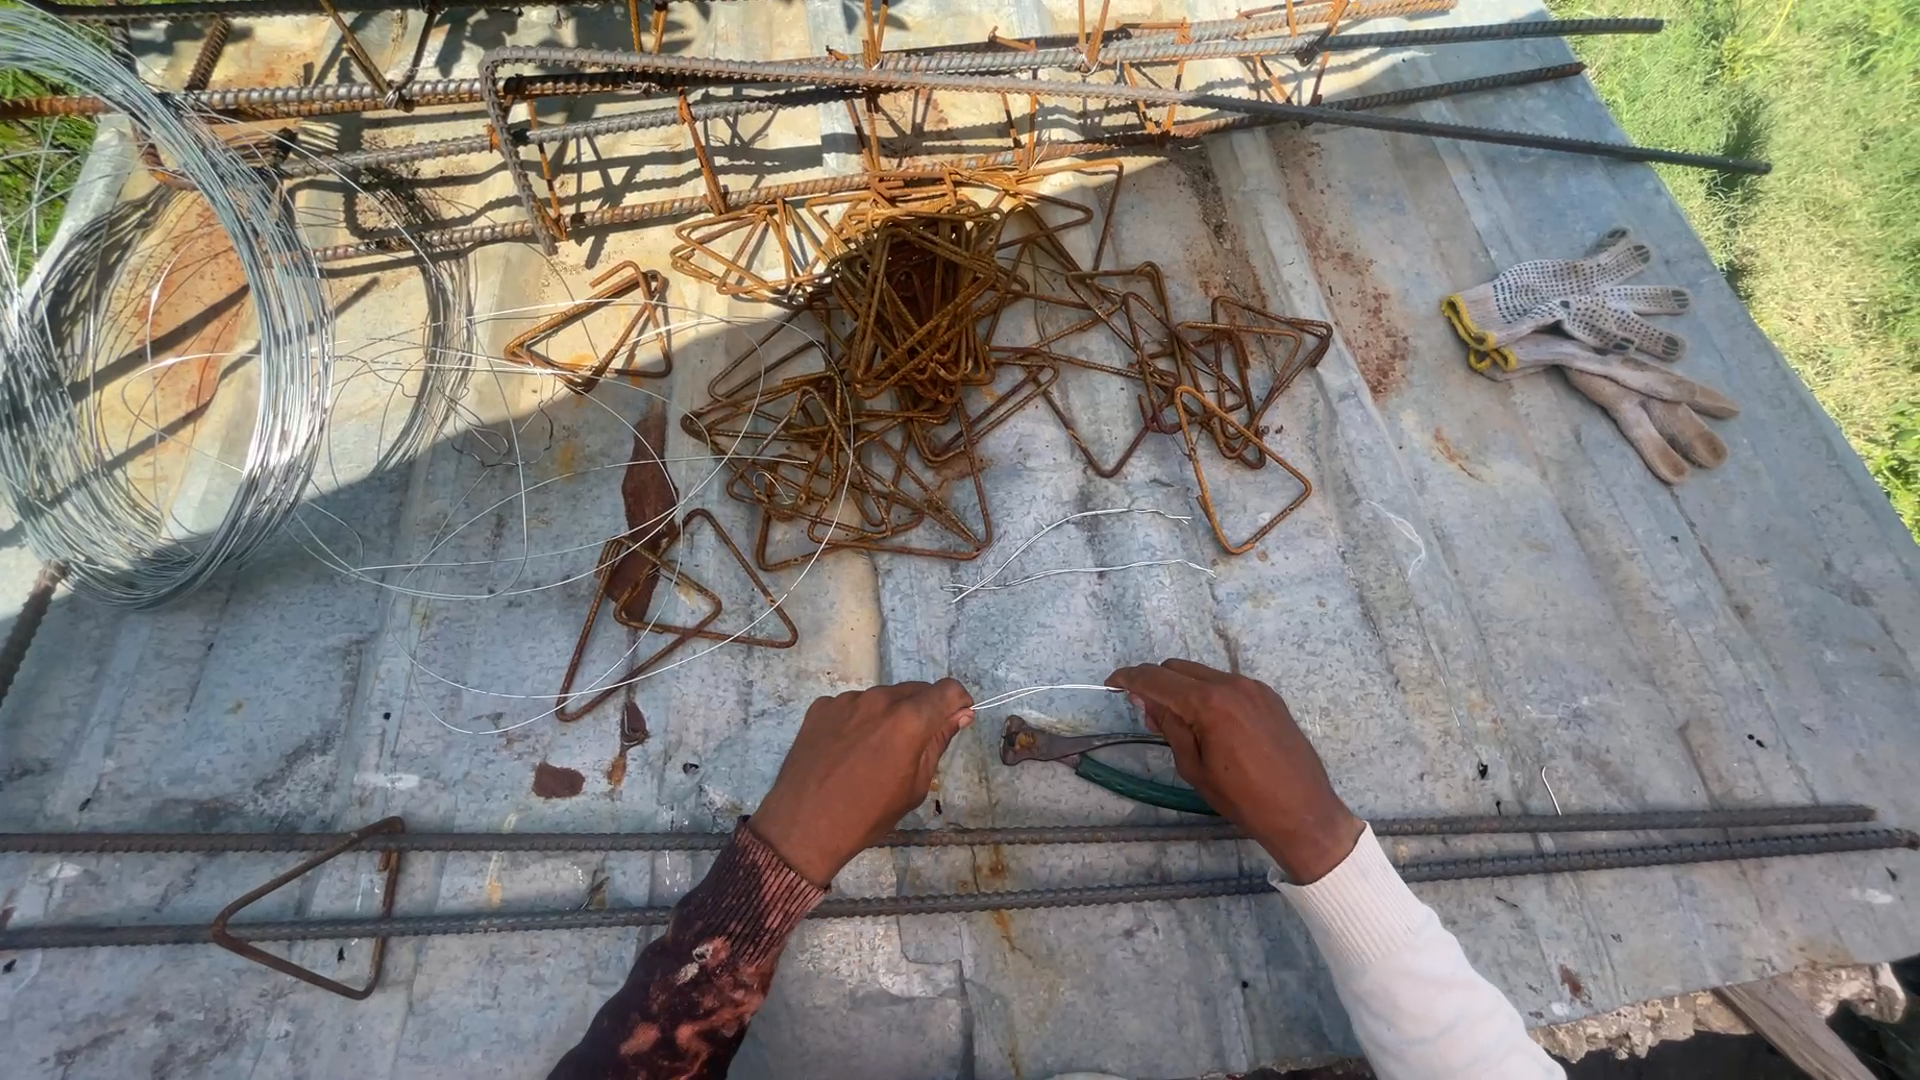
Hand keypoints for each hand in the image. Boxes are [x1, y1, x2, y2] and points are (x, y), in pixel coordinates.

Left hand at [751, 679, 974, 886]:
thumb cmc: (867, 814)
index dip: (958, 702)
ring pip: (882, 698)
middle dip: (924, 710)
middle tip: (915, 746)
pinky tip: (847, 751)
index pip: (948, 690)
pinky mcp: (821, 707)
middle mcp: (879, 699)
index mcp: (909, 719)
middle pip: (915, 690)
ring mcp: (847, 700)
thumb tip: (960, 715)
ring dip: (889, 715)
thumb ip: (938, 742)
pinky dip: (859, 721)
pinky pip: (852, 706)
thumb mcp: (915, 786)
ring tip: (874, 753)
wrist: (803, 827)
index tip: (956, 718)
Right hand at [1106, 659, 1362, 883]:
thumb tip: (1147, 700)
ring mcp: (1253, 687)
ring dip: (1181, 686)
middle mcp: (1231, 684)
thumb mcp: (1192, 766)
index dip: (1128, 678)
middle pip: (1176, 668)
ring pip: (1201, 672)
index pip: (1156, 679)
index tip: (1112, 683)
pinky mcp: (1268, 695)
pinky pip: (1225, 683)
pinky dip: (1207, 692)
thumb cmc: (1242, 799)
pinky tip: (1209, 721)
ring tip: (1179, 720)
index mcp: (1209, 702)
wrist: (1304, 812)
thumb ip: (1168, 726)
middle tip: (1145, 710)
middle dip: (1154, 682)